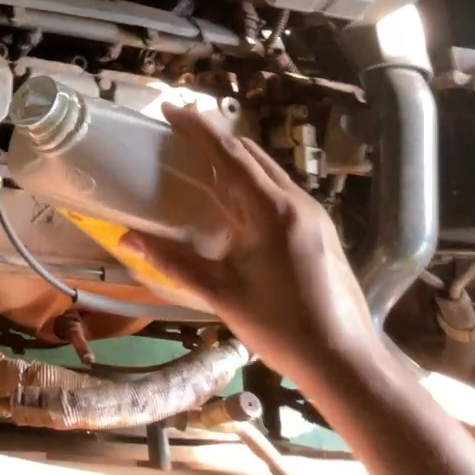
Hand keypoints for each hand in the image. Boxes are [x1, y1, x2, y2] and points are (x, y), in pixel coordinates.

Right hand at [117, 106, 379, 385]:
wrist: (348, 364)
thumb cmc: (282, 326)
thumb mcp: (220, 293)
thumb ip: (172, 261)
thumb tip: (125, 237)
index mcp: (271, 210)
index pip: (228, 154)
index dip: (197, 128)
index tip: (169, 110)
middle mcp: (296, 202)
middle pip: (250, 154)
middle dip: (213, 137)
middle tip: (178, 133)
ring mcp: (313, 215)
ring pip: (267, 170)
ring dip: (232, 157)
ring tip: (199, 159)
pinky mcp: (319, 230)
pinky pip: (277, 188)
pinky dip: (249, 179)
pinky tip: (233, 200)